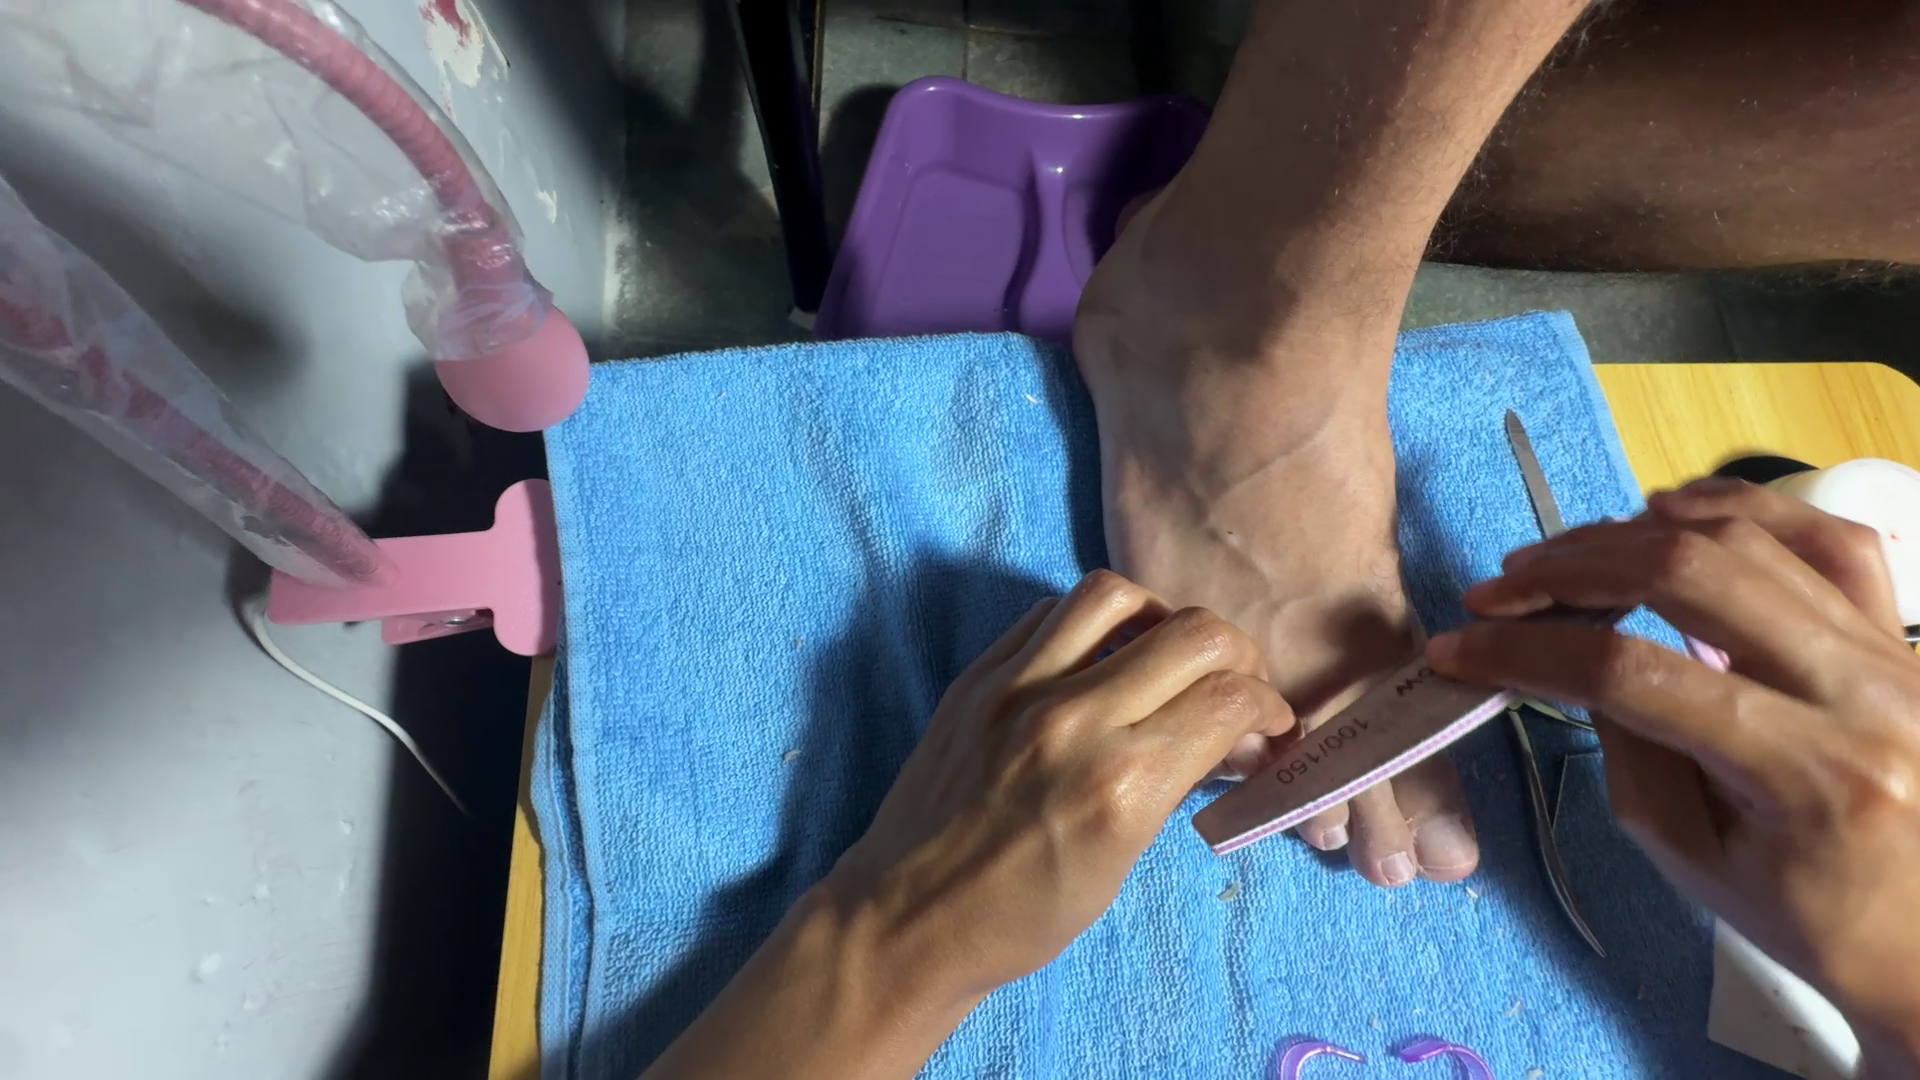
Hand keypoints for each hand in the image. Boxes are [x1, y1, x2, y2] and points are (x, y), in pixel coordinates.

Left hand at [823, 569, 1295, 1002]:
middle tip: (1227, 683)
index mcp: (1123, 784)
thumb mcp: (1123, 858)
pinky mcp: (977, 674)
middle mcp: (1073, 718)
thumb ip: (1179, 778)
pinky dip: (1088, 621)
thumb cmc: (1026, 913)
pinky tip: (1094, 655)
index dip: (1267, 704)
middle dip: (1235, 652)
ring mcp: (1016, 686)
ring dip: (1157, 615)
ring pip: (1113, 594)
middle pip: (1191, 632)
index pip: (1228, 699)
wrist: (910, 911)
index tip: (1266, 723)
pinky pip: (1048, 612)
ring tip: (1159, 652)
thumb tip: (1236, 730)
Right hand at [1425, 478, 1919, 1063]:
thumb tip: (1569, 659)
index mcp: (1811, 772)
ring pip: (1741, 540)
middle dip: (1563, 571)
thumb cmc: (1809, 917)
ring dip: (1619, 537)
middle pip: (1684, 575)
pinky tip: (1663, 510)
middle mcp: (1869, 692)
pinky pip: (1826, 537)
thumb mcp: (1684, 847)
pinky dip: (1733, 506)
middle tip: (1496, 591)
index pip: (1625, 671)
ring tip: (1552, 560)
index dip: (1519, 650)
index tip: (1455, 650)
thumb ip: (1625, 740)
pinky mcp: (1903, 633)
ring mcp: (1898, 651)